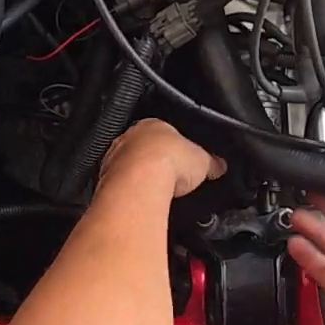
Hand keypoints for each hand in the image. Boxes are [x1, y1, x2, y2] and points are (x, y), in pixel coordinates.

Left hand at [99, 118, 225, 198]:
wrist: (141, 181)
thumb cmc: (168, 160)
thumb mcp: (202, 160)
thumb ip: (210, 162)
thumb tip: (219, 166)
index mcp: (153, 124)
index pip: (164, 131)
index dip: (174, 147)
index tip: (181, 159)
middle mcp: (130, 137)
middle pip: (143, 148)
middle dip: (154, 162)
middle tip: (169, 178)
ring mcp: (114, 157)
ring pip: (128, 165)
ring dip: (140, 177)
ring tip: (157, 193)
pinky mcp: (105, 178)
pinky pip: (119, 184)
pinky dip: (130, 192)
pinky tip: (142, 200)